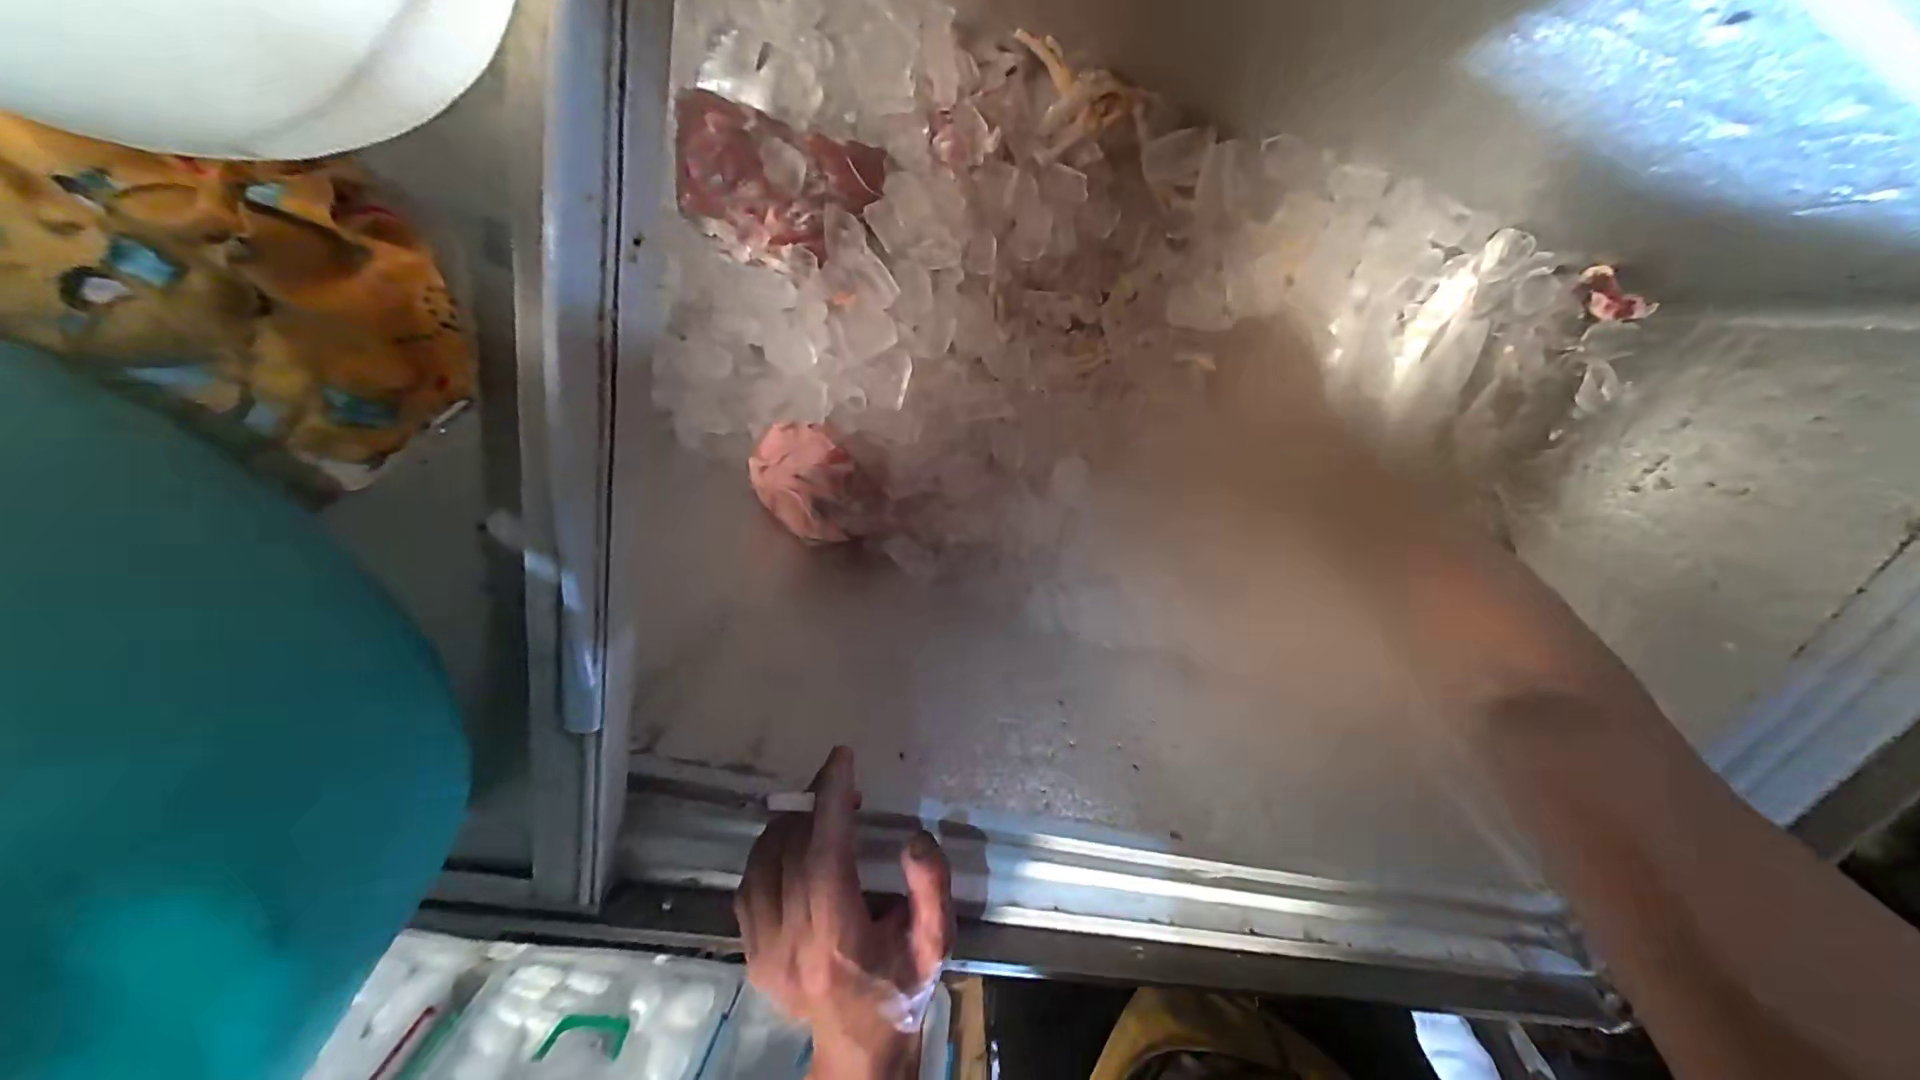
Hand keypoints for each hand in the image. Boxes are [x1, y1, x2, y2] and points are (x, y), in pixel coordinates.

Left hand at [735, 747, 953, 1079]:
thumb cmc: (903, 986)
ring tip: (822, 813)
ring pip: (762, 863)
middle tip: (842, 784)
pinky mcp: (750, 954)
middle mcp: (791, 944)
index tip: (840, 759)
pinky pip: (749, 885)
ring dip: (791, 825)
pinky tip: (795, 845)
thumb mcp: (935, 940)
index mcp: (838, 940)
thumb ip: (930, 888)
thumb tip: (914, 838)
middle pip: (790, 851)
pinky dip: (771, 852)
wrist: (861, 1046)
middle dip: (814, 803)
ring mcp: (762, 951)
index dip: (830, 800)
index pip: (825, 854)